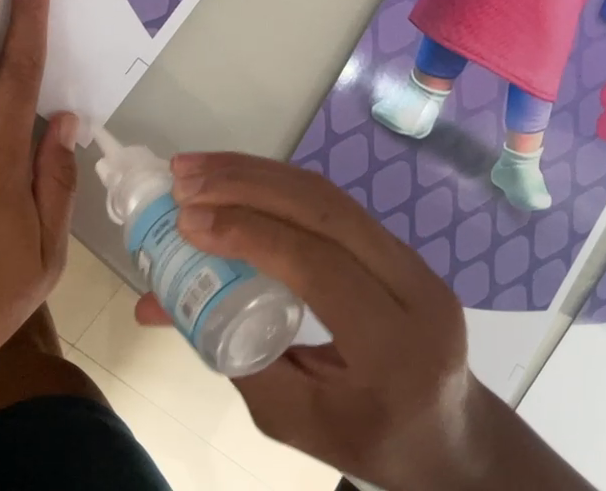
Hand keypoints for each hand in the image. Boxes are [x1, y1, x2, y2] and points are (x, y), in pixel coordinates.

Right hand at [133, 153, 590, 490]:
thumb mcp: (295, 418)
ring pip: (327, 194)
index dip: (251, 234)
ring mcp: (412, 260)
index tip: (188, 221)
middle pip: (325, 211)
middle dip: (245, 185)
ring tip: (193, 168)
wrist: (452, 437)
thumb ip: (228, 354)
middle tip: (181, 180)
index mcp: (396, 349)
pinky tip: (231, 178)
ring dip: (254, 173)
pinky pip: (330, 201)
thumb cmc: (369, 438)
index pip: (320, 268)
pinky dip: (273, 182)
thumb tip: (153, 302)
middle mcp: (416, 291)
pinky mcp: (396, 245)